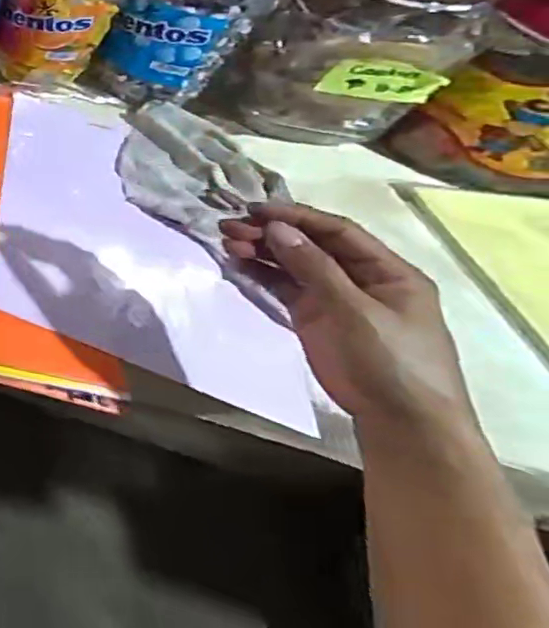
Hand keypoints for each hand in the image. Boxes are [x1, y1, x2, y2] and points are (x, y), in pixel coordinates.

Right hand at [219, 202, 474, 436]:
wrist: (400, 418)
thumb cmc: (390, 359)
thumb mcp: (354, 310)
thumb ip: (315, 267)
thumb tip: (276, 228)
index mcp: (389, 273)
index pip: (338, 232)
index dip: (297, 217)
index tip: (254, 210)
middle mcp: (361, 278)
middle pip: (310, 245)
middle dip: (270, 233)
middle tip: (228, 228)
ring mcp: (335, 297)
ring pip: (291, 262)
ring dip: (260, 250)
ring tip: (227, 244)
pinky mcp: (312, 313)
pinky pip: (282, 284)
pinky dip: (259, 272)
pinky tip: (236, 264)